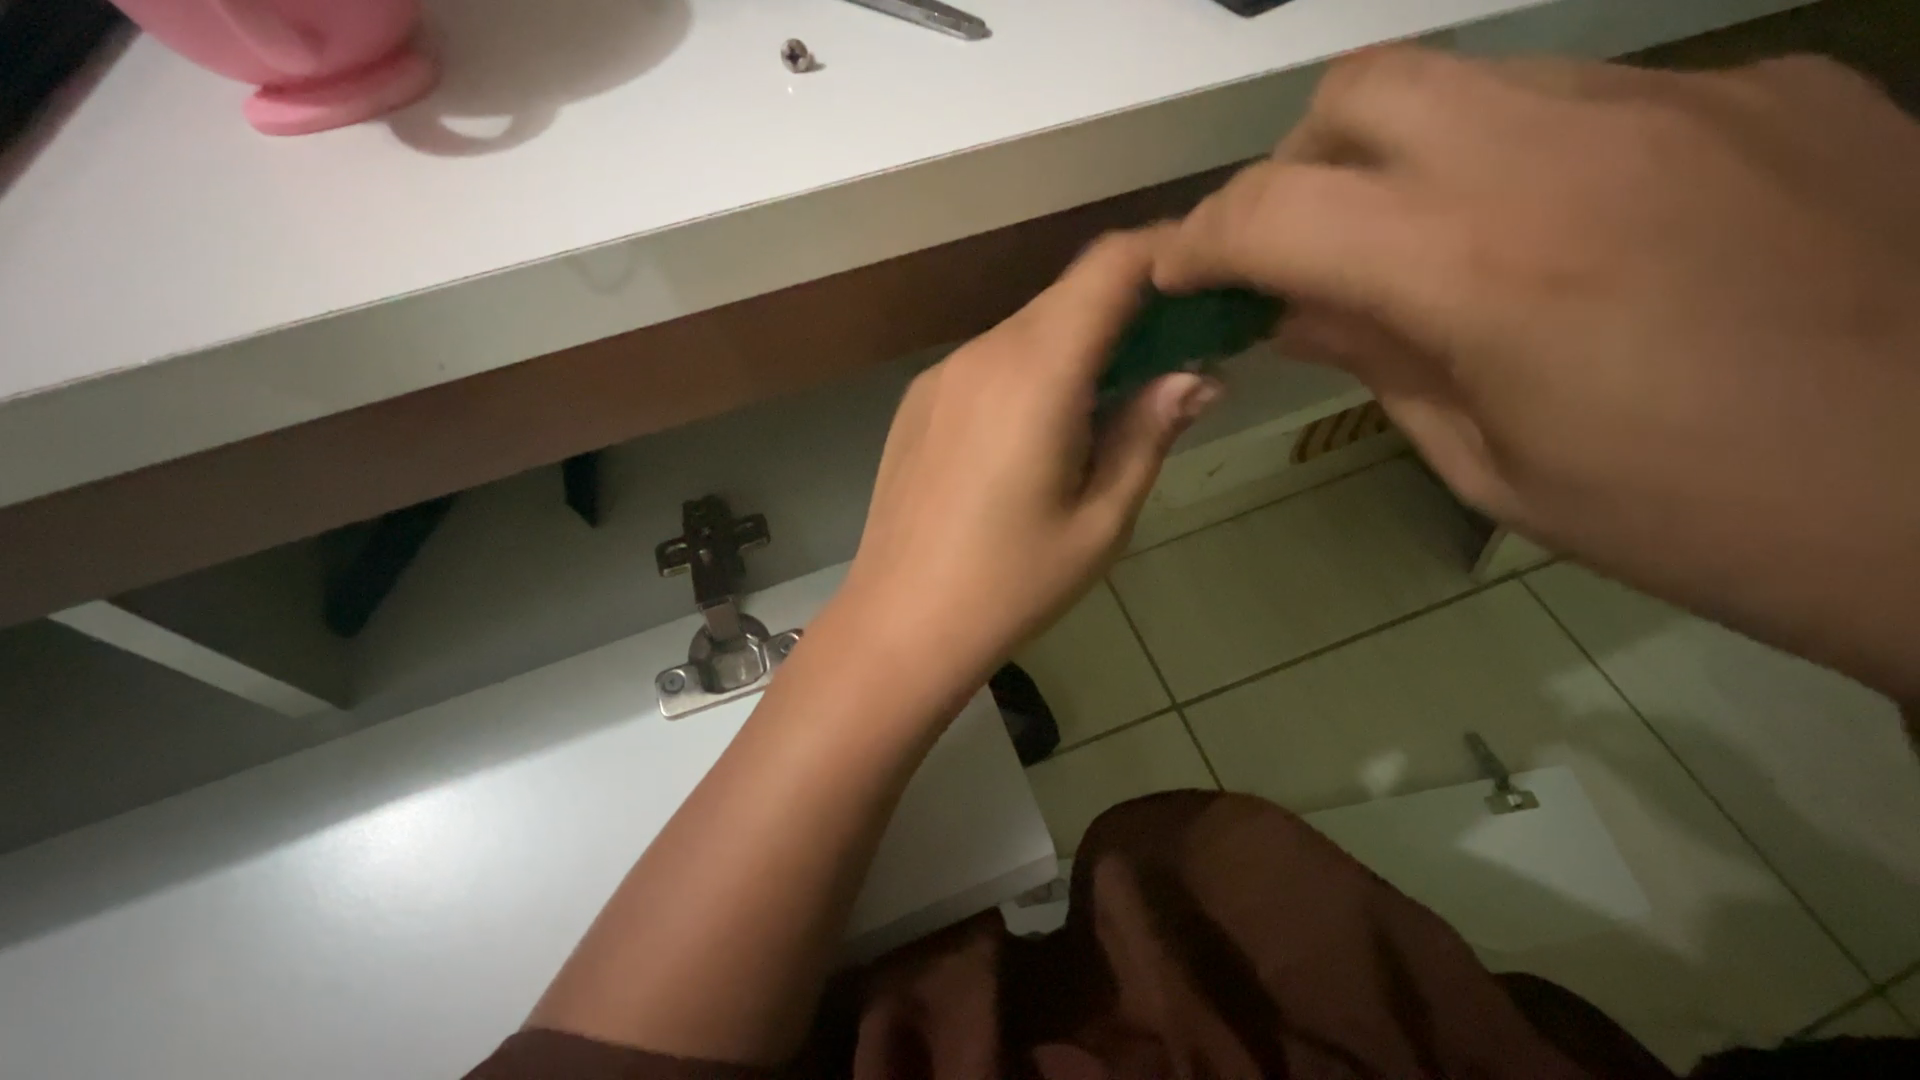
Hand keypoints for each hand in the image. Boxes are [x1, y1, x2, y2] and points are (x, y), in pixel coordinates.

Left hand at [830, 229, 1220, 698]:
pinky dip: (1035, 368)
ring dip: (1082, 342)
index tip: (1209, 280)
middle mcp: (983, 353)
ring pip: (1029, 328)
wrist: (900, 624)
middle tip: (1179, 349)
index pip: (1109, 267)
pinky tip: (1045, 427)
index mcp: (1036, 373)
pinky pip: (992, 362)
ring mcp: (942, 375)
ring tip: (1115, 397)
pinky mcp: (919, 401)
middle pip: (1070, 295)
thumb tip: (1197, 376)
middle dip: (1132, 305)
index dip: (1166, 253)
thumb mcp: (1102, 521)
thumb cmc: (1012, 585)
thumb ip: (1149, 432)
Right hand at [1155, 48, 1919, 700]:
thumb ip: (1378, 362)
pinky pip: (1592, 97)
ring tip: (1438, 246)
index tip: (1175, 272)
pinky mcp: (1766, 86)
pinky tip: (1580, 235)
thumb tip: (1290, 312)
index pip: (1277, 211)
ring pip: (1472, 79)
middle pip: (1360, 92)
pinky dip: (1530, 156)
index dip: (1201, 238)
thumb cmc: (1692, 517)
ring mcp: (1675, 98)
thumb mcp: (1492, 463)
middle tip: (1307, 250)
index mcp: (1481, 268)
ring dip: (1409, 157)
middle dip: (1297, 167)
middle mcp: (1562, 147)